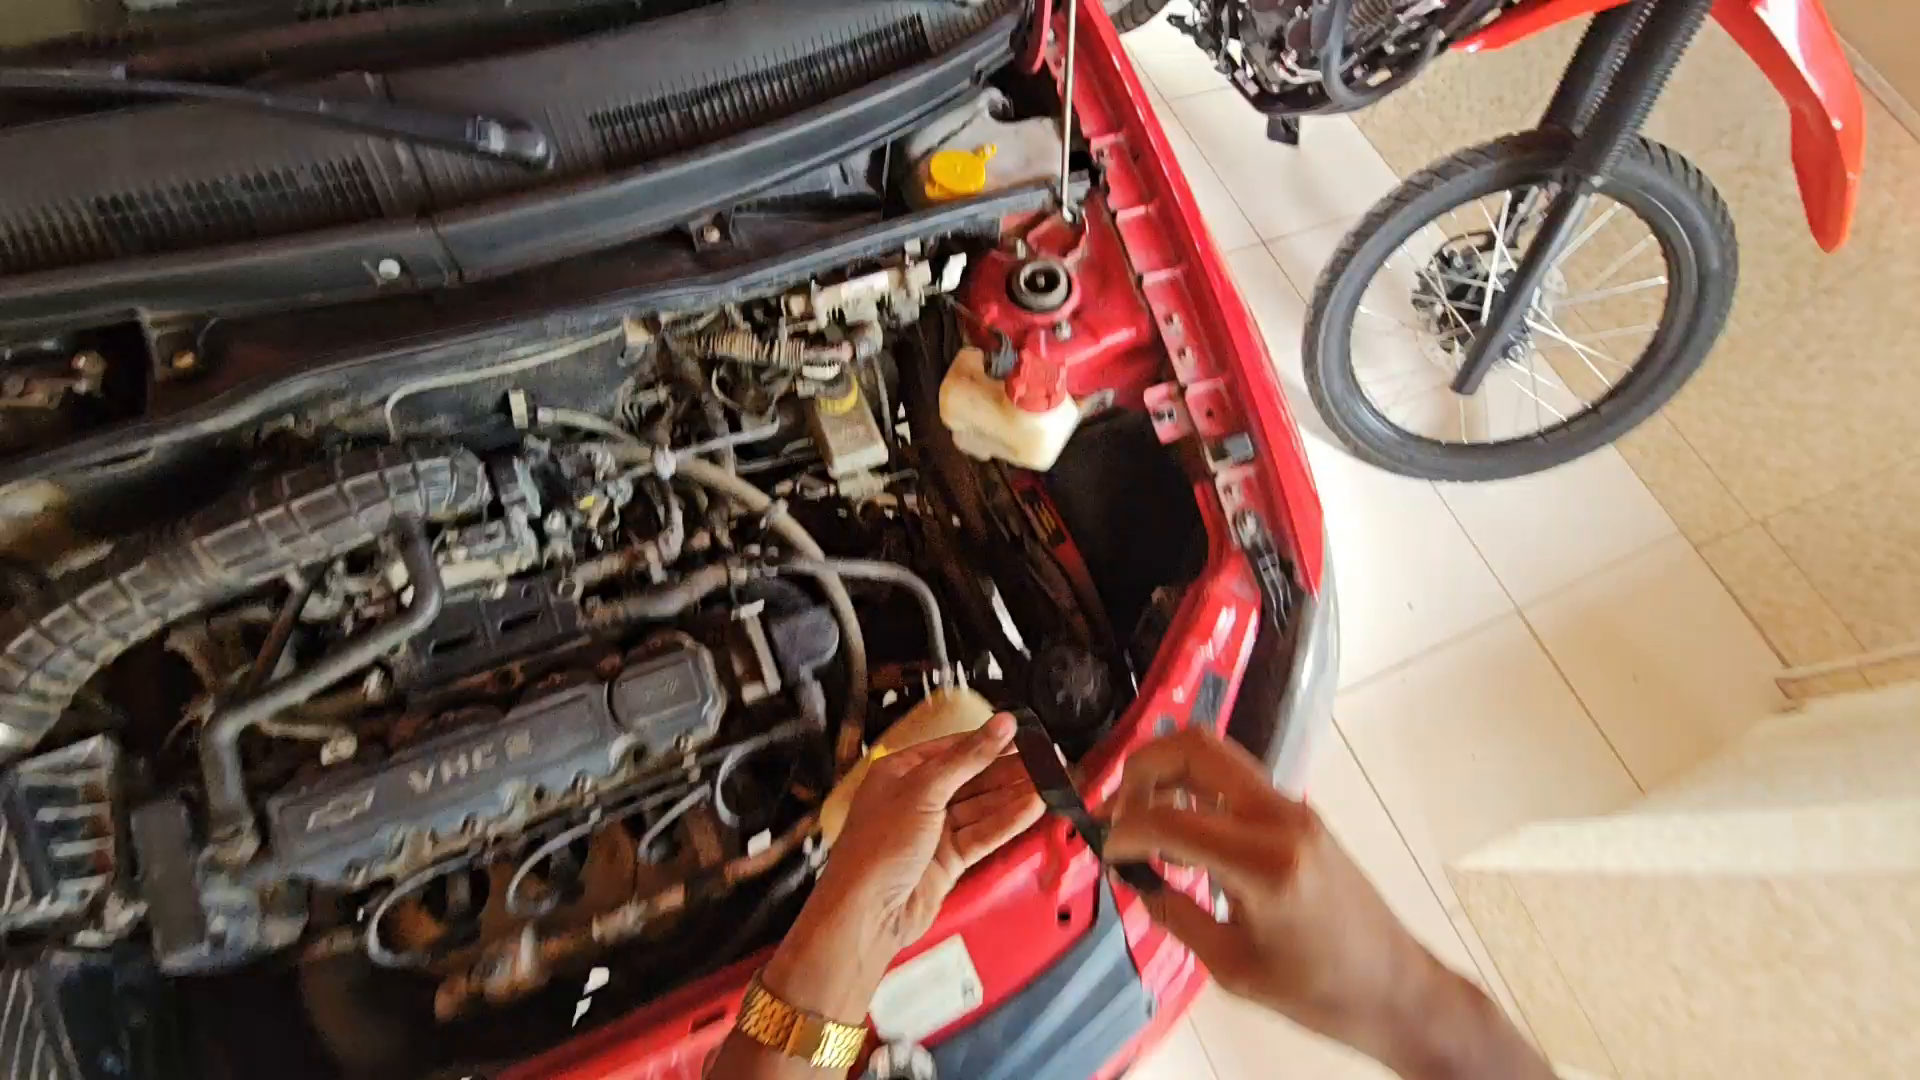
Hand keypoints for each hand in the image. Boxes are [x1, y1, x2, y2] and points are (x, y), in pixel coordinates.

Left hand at [761, 713, 1043, 1020]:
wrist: (865, 914)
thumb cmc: (877, 847)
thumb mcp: (924, 789)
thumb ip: (968, 758)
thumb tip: (1001, 725)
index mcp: (901, 771)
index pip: (953, 749)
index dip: (988, 741)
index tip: (1021, 734)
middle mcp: (917, 797)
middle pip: (972, 778)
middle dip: (1007, 769)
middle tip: (1044, 759)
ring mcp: (933, 830)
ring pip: (982, 806)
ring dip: (1014, 795)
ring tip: (1048, 781)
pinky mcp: (948, 860)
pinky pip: (983, 834)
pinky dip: (1008, 821)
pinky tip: (1033, 808)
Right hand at [1103, 729, 1551, 1079]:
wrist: (1402, 991)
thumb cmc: (1320, 995)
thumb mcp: (1233, 969)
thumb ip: (1173, 912)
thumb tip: (1129, 874)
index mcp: (1265, 864)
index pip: (1171, 819)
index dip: (1124, 829)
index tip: (1105, 850)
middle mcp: (1279, 816)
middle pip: (1194, 747)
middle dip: (1141, 768)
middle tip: (1117, 809)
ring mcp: (1291, 805)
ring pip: (1212, 750)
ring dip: (1165, 770)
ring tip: (1141, 815)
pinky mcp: (1295, 809)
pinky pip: (1230, 774)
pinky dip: (1191, 784)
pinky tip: (1179, 826)